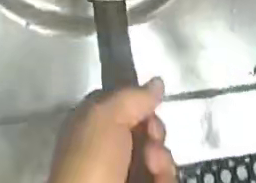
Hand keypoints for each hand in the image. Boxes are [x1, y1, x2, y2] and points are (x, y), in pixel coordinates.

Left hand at [47, 78, 176, 182]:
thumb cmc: (91, 160)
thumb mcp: (106, 116)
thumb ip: (133, 97)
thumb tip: (158, 82)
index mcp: (92, 123)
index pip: (122, 104)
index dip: (139, 102)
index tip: (151, 105)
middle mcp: (109, 148)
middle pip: (145, 131)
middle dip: (155, 131)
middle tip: (152, 138)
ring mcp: (126, 176)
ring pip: (158, 159)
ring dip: (162, 158)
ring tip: (154, 165)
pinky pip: (162, 181)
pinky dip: (165, 179)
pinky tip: (160, 180)